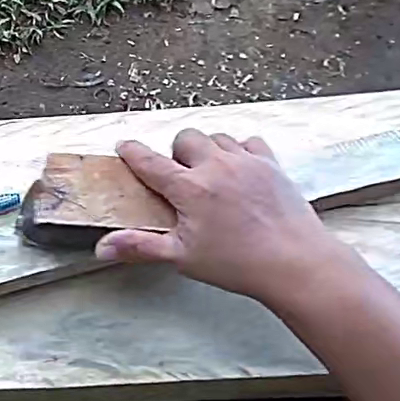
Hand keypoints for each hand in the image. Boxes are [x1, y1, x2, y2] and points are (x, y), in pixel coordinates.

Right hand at [94, 130, 359, 305]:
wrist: (295, 262)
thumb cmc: (239, 263)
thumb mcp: (183, 258)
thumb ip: (142, 247)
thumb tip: (104, 247)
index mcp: (191, 188)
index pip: (151, 162)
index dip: (134, 152)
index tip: (125, 146)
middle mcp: (217, 166)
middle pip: (186, 138)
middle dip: (177, 152)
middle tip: (180, 177)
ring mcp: (247, 162)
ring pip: (218, 137)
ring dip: (208, 149)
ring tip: (210, 173)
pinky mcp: (271, 165)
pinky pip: (250, 142)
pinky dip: (240, 150)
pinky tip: (240, 169)